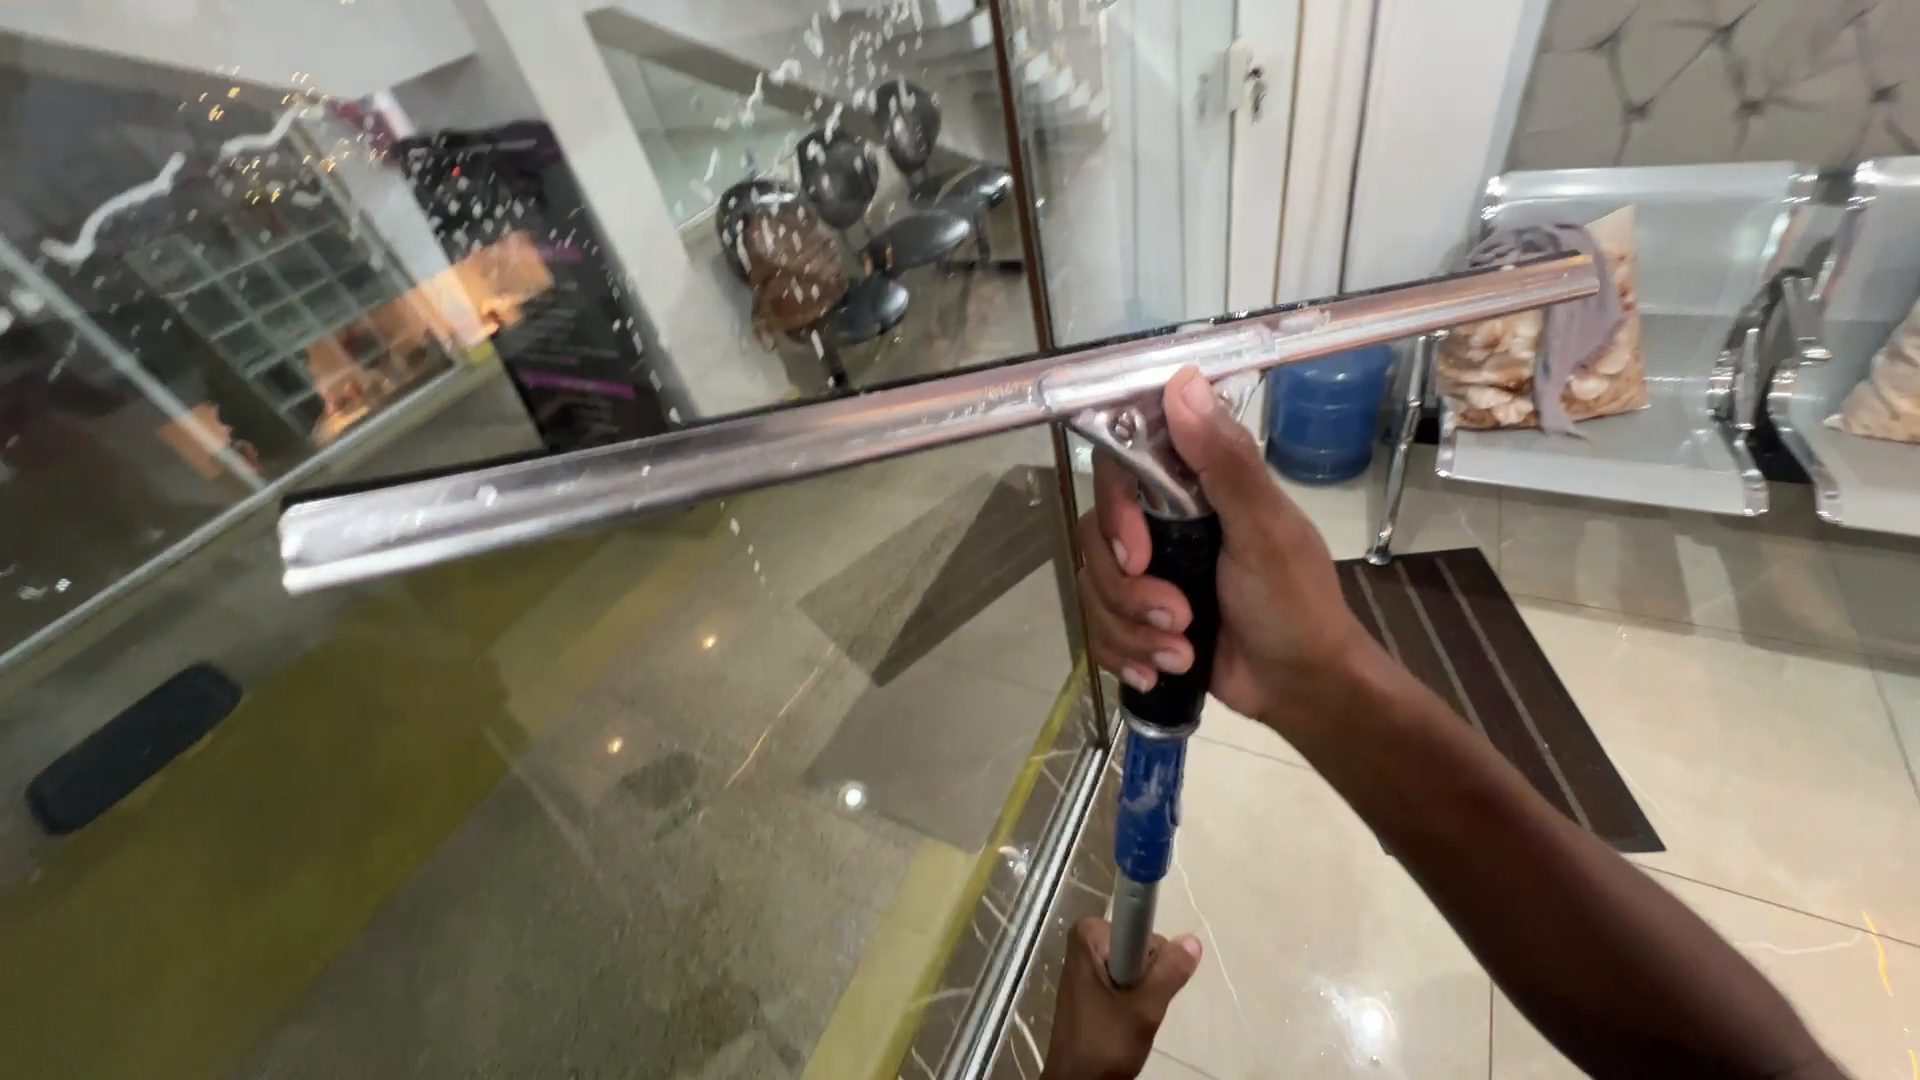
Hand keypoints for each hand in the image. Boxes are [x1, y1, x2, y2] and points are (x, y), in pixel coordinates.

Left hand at [1042, 917, 1201, 1079]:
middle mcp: (1085, 939)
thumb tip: (1193, 939)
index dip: (1153, 957)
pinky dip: (1133, 997)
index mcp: (1088, 933)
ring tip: (1131, 1017)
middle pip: (1140, 945)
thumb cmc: (1105, 1043)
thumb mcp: (1144, 1009)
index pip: (1142, 928)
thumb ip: (1169, 972)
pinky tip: (1126, 1018)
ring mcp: (1087, 961)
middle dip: (1149, 977)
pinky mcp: (1091, 982)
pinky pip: (1126, 978)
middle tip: (1139, 1008)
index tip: (1148, 986)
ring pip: (1137, 965)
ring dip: (1142, 991)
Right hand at [1075, 366, 1378, 731]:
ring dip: (1133, 632)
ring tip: (1180, 654)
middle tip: (1177, 617)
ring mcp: (1147, 577)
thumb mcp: (1266, 531)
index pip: (1118, 473)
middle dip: (1128, 593)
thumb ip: (1225, 462)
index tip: (1134, 554)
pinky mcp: (1138, 621)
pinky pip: (1099, 630)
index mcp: (1190, 494)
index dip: (1114, 513)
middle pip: (1094, 540)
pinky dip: (1125, 655)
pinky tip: (1158, 672)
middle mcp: (1159, 528)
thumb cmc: (1294, 604)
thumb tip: (1182, 381)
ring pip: (1093, 590)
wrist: (1299, 687)